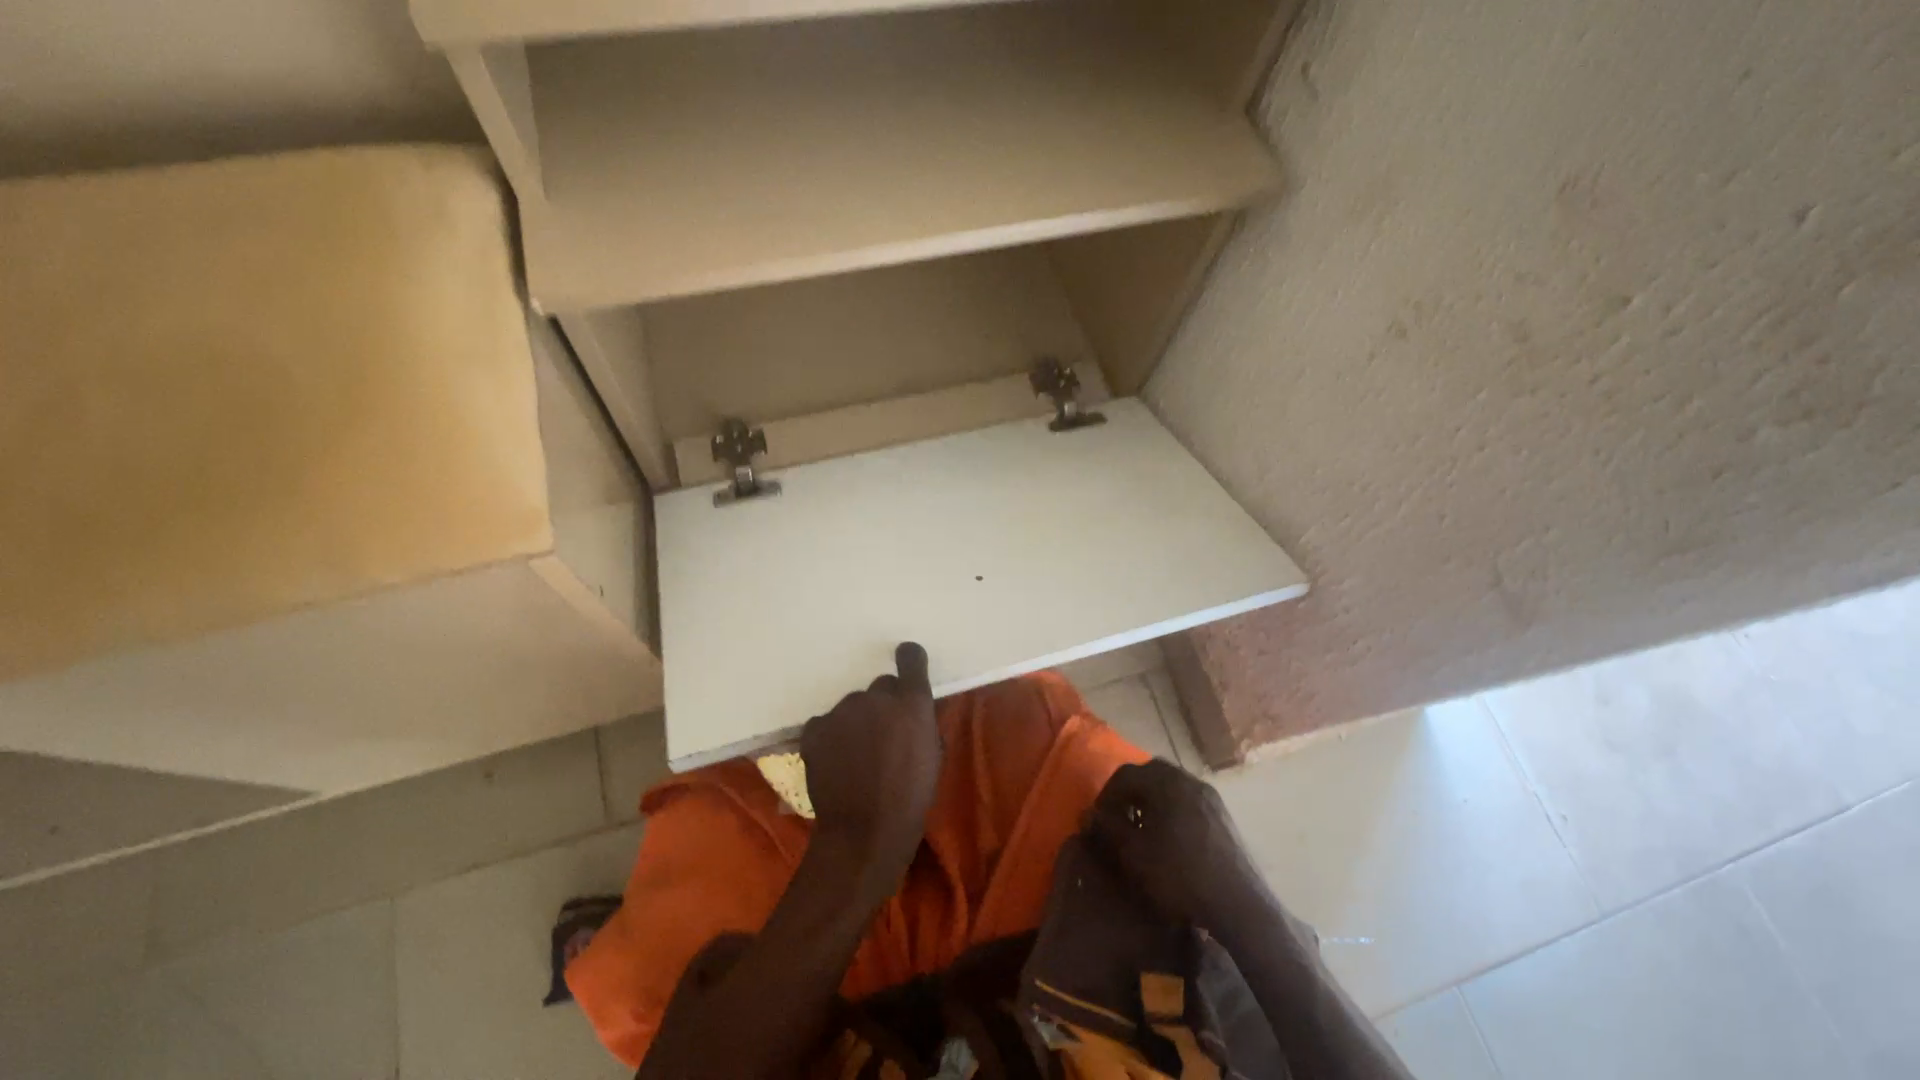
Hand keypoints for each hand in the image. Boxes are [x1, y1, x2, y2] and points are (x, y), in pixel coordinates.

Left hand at [800, 643, 942, 880]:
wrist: (865, 830)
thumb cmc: (911, 797)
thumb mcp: (934, 756)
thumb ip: (922, 724)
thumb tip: (912, 713)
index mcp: (911, 703)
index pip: (911, 657)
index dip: (910, 660)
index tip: (908, 665)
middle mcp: (875, 698)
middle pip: (881, 688)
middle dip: (884, 706)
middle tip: (882, 737)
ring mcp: (841, 711)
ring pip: (852, 707)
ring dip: (856, 723)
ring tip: (856, 757)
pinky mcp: (815, 729)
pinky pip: (826, 724)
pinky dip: (831, 738)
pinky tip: (836, 763)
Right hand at [1087, 760, 1274, 931]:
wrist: (1237, 904)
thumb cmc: (1179, 876)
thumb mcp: (1133, 854)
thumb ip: (1108, 828)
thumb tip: (1088, 813)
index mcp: (1166, 783)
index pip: (1126, 774)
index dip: (1106, 795)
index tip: (1098, 820)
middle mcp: (1190, 781)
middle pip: (1151, 773)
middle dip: (1130, 792)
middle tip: (1118, 818)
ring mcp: (1210, 798)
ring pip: (1172, 786)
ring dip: (1151, 800)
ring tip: (1141, 829)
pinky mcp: (1223, 816)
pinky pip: (1188, 800)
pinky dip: (1171, 809)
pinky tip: (1168, 839)